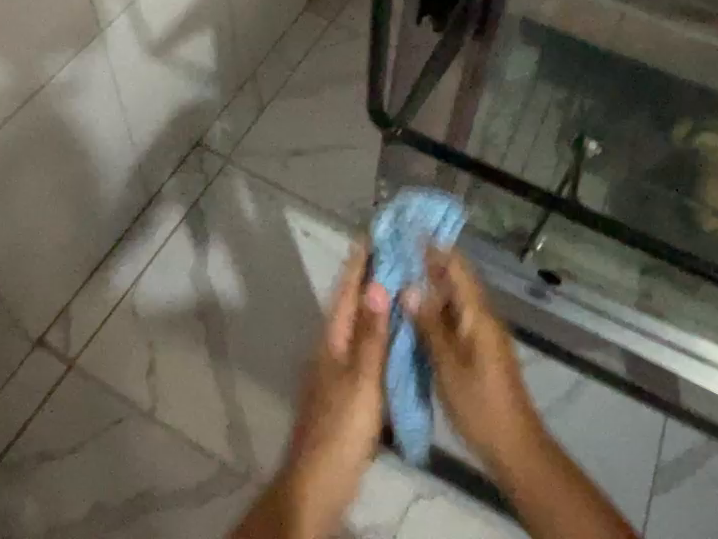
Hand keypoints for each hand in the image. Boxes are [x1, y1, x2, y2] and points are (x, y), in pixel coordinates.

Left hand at [275, 243, 388, 537]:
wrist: (317, 483)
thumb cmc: (340, 428)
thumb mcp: (361, 379)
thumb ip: (370, 334)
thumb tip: (376, 284)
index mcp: (331, 341)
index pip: (345, 292)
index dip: (358, 264)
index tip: (372, 233)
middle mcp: (330, 350)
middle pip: (350, 306)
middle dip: (368, 279)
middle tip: (393, 253)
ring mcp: (336, 373)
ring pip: (358, 328)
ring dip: (375, 306)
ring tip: (400, 286)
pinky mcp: (346, 394)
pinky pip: (365, 351)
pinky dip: (380, 336)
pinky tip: (397, 339)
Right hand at [407, 245, 543, 478]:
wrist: (514, 445)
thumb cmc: (480, 404)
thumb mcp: (448, 365)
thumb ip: (429, 325)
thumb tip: (409, 286)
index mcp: (478, 315)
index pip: (457, 268)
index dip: (435, 247)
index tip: (409, 228)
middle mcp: (482, 318)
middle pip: (455, 281)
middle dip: (427, 264)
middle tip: (394, 250)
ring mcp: (481, 335)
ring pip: (453, 301)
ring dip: (428, 287)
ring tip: (395, 276)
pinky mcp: (477, 351)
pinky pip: (453, 320)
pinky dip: (433, 311)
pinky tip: (411, 315)